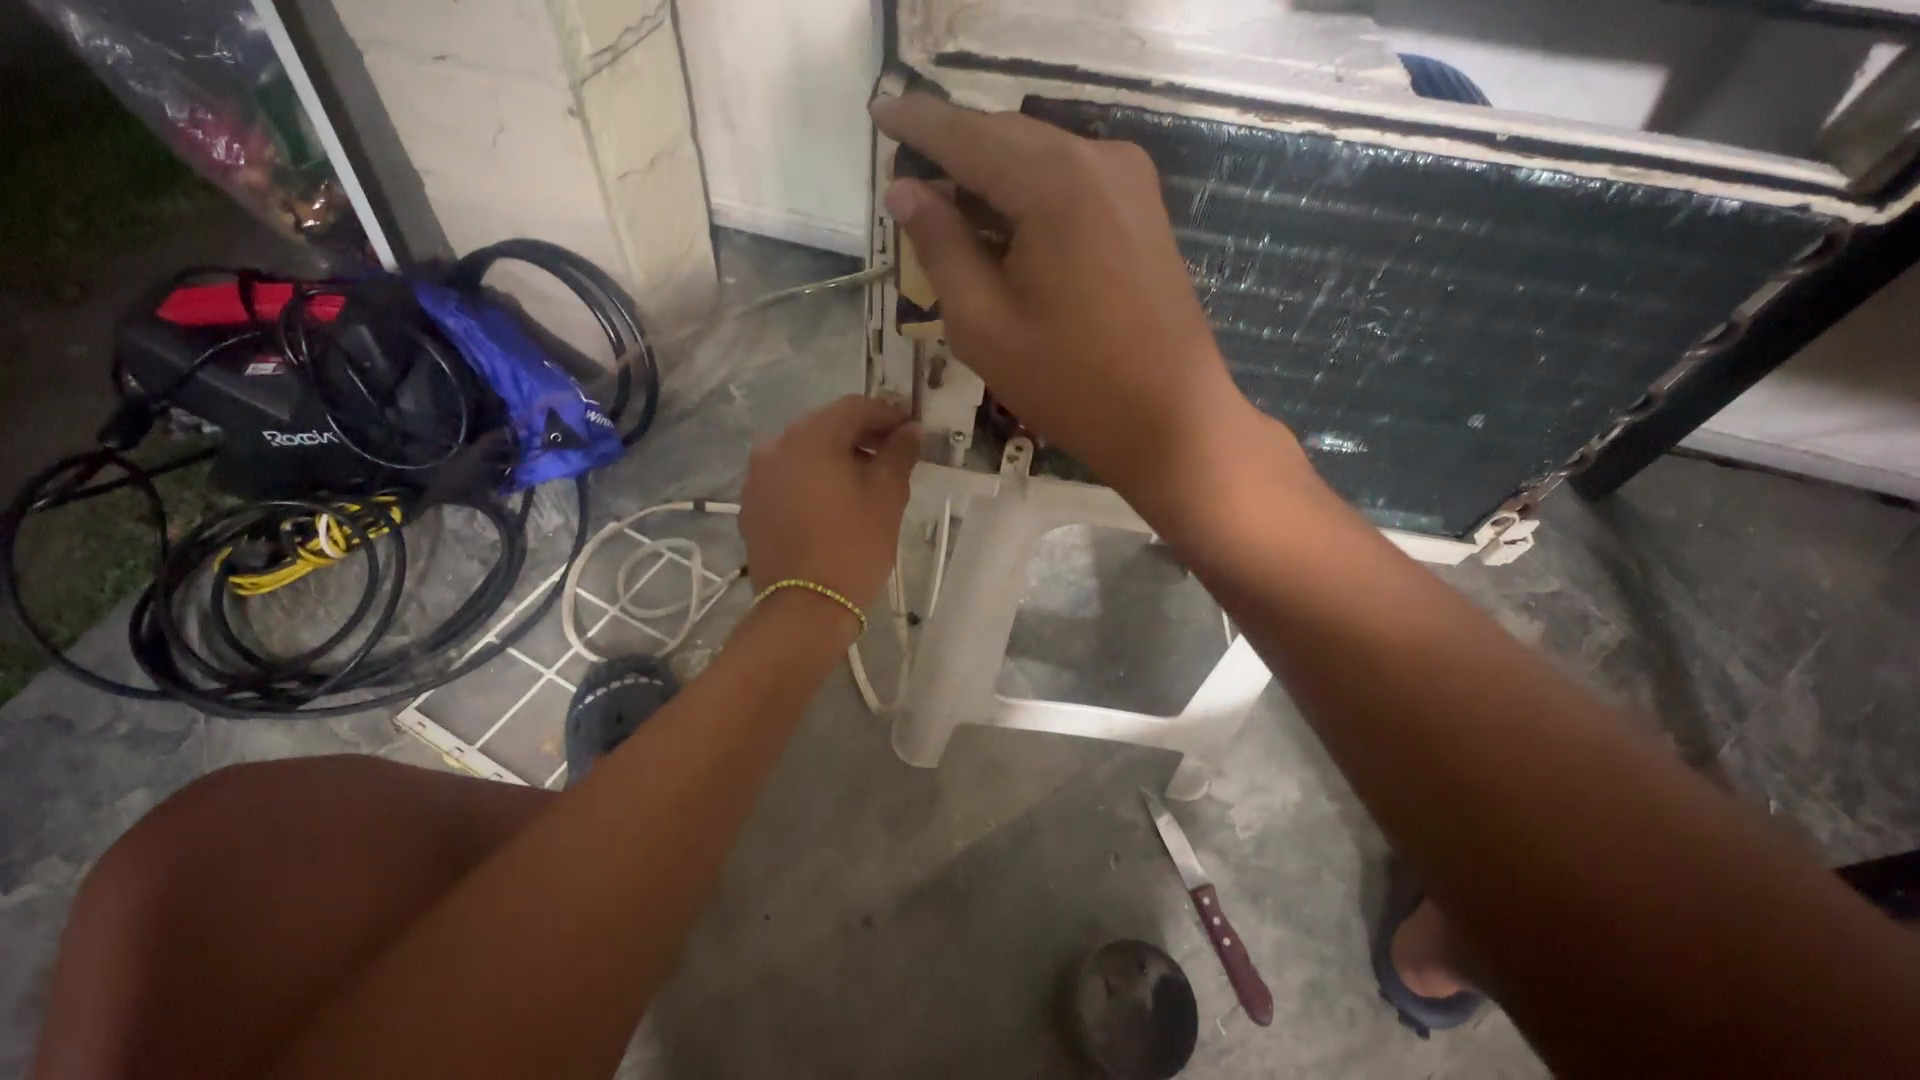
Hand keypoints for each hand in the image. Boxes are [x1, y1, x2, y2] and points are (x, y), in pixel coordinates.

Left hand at [740, 395, 918, 619]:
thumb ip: (899, 454)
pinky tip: (831, 503)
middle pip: (825, 426)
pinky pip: (787, 478)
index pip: (854, 407)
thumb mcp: (888, 497)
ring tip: (863, 481)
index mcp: (811, 437)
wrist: (804, 608)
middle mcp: (776, 446)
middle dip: (860, 434)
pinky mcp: (751, 504)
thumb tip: (910, 430)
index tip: (911, 428)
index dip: (887, 413)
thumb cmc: (854, 546)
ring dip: (834, 457)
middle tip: (892, 453)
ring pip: (803, 452)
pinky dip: (811, 479)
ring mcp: (757, 476)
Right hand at [870, 92, 1283, 502]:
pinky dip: (1028, 188)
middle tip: (906, 174)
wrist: (1171, 418)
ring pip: (1039, 153)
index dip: (917, 123)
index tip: (878, 113)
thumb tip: (904, 190)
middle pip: (1005, 135)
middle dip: (953, 148)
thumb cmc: (1070, 382)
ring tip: (943, 202)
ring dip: (990, 170)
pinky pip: (1069, 176)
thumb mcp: (983, 324)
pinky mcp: (1141, 206)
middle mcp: (1096, 159)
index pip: (967, 135)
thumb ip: (940, 246)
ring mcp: (1128, 179)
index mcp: (1054, 183)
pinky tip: (1000, 219)